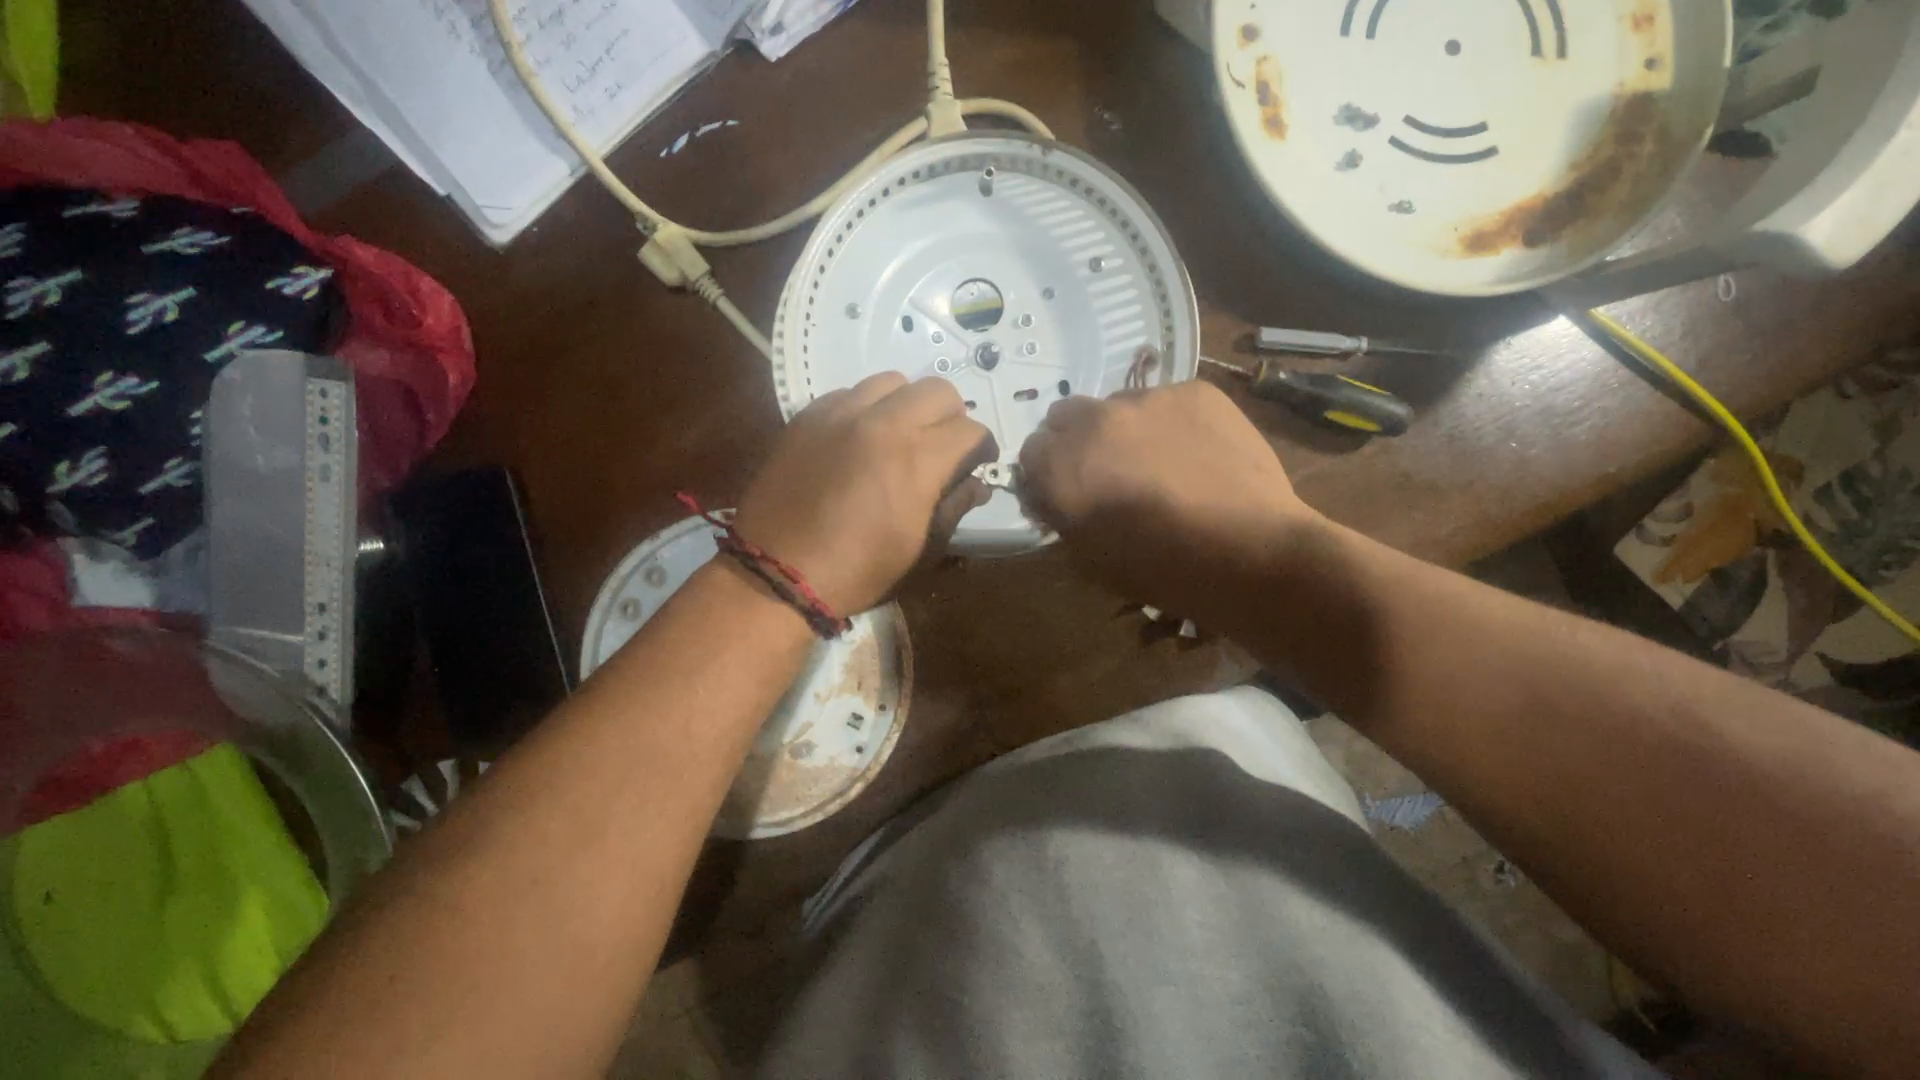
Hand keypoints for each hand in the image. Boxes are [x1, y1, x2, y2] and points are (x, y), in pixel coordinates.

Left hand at [733, 373, 995, 614]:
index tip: (976, 464)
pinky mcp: (807, 416)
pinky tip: (858, 437)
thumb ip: (953, 508)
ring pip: (892, 382)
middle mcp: (883, 422)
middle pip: (937, 390)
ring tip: (899, 434)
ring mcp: (840, 413)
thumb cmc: (857, 572)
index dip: (981, 448)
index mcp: (918, 459)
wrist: (777, 574)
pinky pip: (848, 393)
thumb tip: (976, 484)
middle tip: (943, 445)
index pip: (970, 431)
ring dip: (907, 404)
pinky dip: (865, 408)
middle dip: (951, 416)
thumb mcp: (920, 551)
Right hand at [1018, 380, 1323, 617]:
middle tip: (1107, 472)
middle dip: (1077, 440)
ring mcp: (1147, 399)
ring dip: (1125, 429)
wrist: (1250, 550)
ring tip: (1161, 464)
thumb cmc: (1163, 570)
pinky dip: (1172, 424)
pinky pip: (1168, 401)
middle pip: (1066, 415)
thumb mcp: (1090, 558)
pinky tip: (1198, 456)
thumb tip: (1053, 496)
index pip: (1030, 452)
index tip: (1066, 491)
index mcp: (1060, 466)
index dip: (1047, 472)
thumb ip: (1061, 515)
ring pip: (1119, 404)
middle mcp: (1093, 421)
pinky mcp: (1194, 391)